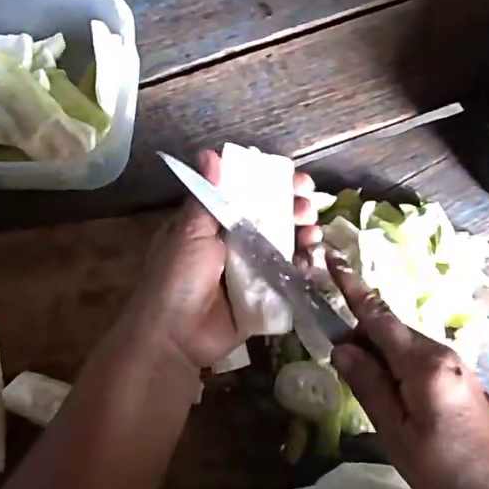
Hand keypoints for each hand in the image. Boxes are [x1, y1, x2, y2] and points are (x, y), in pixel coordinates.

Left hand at [101, 149, 319, 373]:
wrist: (174, 335)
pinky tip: (313, 258)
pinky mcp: (262, 296)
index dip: (272, 184)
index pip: (247, 194)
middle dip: (294, 208)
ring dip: (302, 234)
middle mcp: (232, 242)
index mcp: (212, 223)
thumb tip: (209, 153)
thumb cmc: (177, 277)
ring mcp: (249, 269)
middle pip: (271, 217)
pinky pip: (287, 276)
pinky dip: (303, 266)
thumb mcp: (190, 232)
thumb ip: (206, 196)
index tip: (296, 179)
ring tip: (313, 231)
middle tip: (310, 206)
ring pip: (283, 244)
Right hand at [327, 252, 488, 488]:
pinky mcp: (455, 376)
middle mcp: (438, 352)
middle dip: (357, 338)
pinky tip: (388, 397)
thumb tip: (341, 348)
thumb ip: (368, 386)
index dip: (350, 286)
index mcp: (422, 363)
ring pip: (398, 344)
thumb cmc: (451, 470)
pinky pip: (412, 358)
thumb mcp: (398, 435)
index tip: (329, 258)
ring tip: (364, 392)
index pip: (377, 315)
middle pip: (385, 328)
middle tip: (339, 372)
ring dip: (374, 356)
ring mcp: (451, 362)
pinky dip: (391, 365)